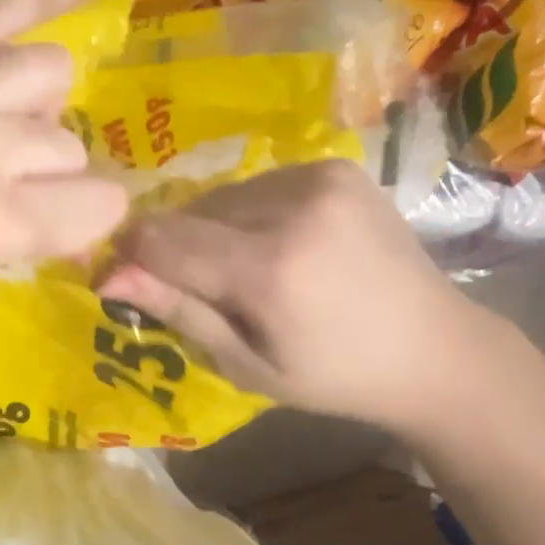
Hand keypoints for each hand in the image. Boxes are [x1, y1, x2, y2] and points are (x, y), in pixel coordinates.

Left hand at [0, 0, 129, 323]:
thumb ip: (1, 246)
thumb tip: (41, 216)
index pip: (95, 206)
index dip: (84, 223)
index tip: (56, 230)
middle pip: (66, 147)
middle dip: (49, 178)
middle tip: (1, 196)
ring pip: (45, 76)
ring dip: (38, 112)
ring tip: (2, 132)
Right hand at [98, 161, 504, 430]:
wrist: (434, 348)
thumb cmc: (332, 377)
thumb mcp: (245, 364)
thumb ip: (179, 312)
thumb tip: (110, 277)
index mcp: (272, 267)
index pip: (162, 239)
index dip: (130, 259)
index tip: (122, 285)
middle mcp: (294, 206)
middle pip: (187, 215)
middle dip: (173, 251)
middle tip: (199, 294)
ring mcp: (318, 178)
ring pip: (218, 198)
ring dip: (208, 233)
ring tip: (241, 275)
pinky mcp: (333, 167)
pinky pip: (253, 186)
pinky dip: (243, 217)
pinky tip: (272, 248)